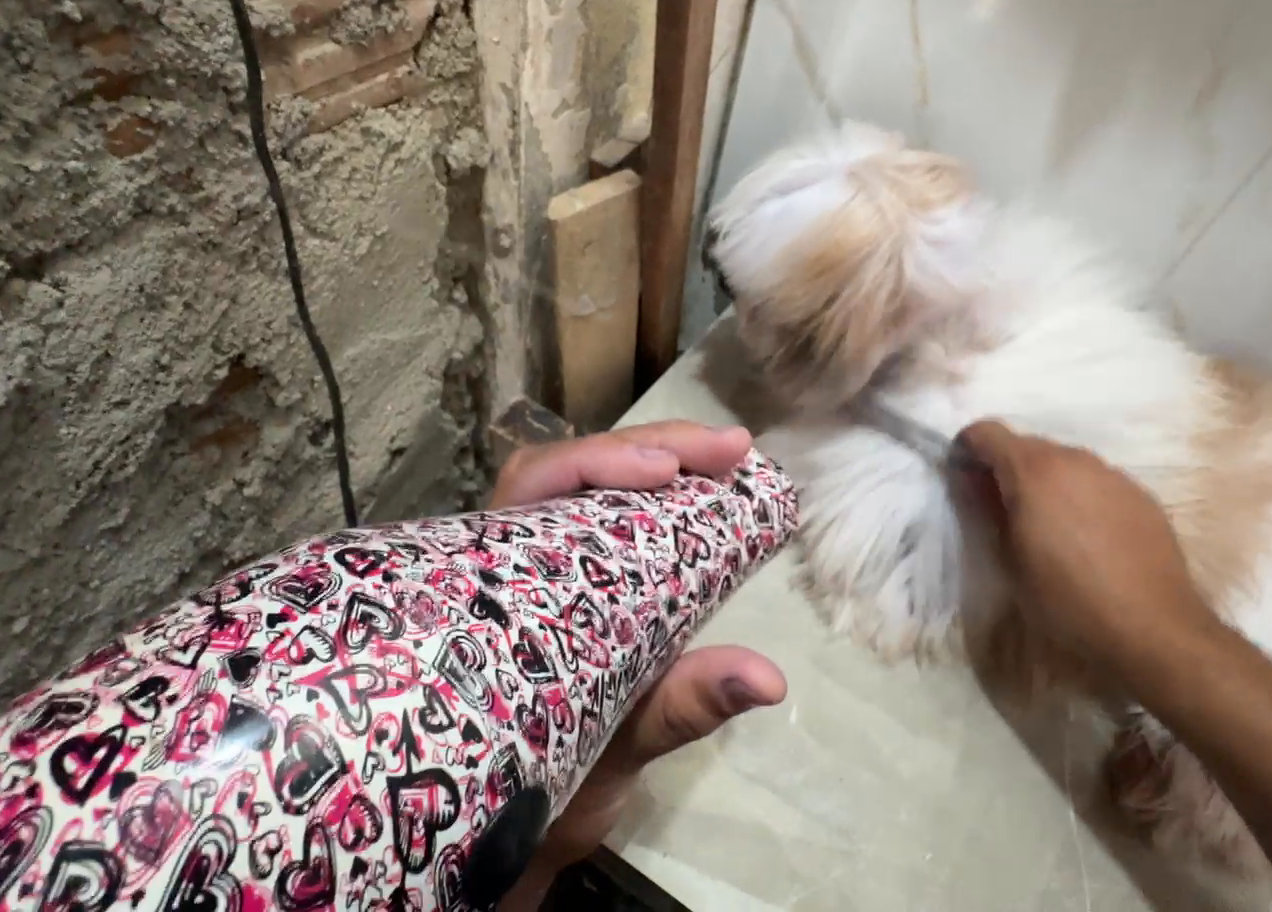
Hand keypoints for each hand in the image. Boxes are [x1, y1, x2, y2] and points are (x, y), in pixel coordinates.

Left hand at [492, 422, 787, 910]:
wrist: (524, 826)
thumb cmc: (546, 782)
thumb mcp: (613, 748)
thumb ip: (680, 706)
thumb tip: (768, 678)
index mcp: (503, 583)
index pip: (540, 484)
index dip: (600, 461)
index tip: (667, 470)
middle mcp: (520, 555)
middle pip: (578, 468)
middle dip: (656, 446)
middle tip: (731, 448)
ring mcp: (553, 559)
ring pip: (600, 482)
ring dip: (665, 458)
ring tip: (728, 457)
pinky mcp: (588, 574)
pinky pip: (621, 516)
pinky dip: (669, 498)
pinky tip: (709, 489)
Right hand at [958, 420, 1213, 677]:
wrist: (1153, 630)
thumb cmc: (1065, 598)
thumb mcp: (1007, 558)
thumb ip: (984, 508)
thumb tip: (969, 479)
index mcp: (1033, 470)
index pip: (986, 432)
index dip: (967, 450)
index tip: (963, 479)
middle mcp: (1074, 459)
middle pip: (1027, 445)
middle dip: (1007, 469)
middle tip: (1003, 511)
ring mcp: (1113, 475)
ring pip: (1065, 463)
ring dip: (1047, 483)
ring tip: (1049, 528)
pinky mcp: (1142, 496)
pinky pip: (1097, 483)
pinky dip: (1081, 497)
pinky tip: (1089, 539)